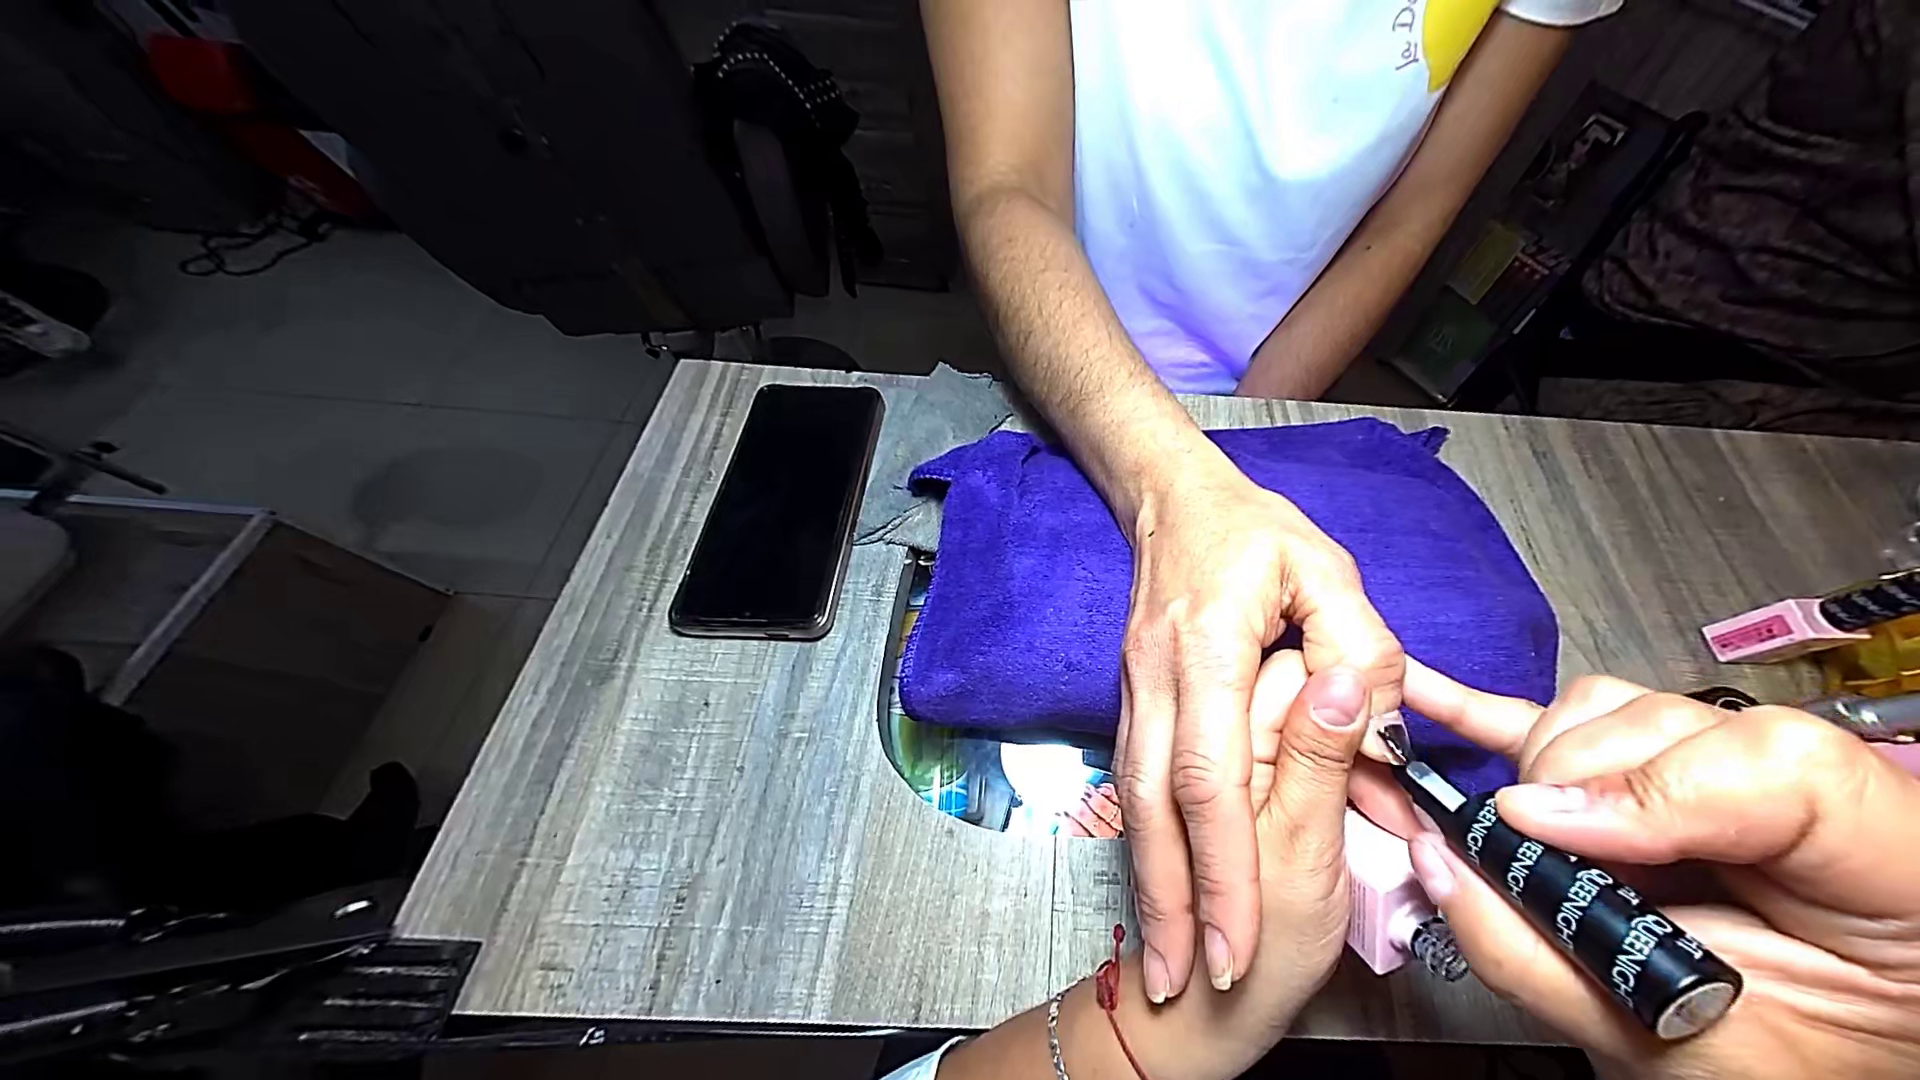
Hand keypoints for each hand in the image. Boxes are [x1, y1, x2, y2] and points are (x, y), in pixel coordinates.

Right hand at [1116, 460, 1402, 1000]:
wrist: (1173, 502)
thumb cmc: (1250, 530)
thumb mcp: (1326, 570)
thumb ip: (1357, 648)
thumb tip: (1365, 727)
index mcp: (1207, 647)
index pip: (1209, 771)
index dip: (1220, 863)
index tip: (1235, 942)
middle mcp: (1157, 675)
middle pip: (1153, 798)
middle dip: (1169, 895)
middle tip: (1181, 982)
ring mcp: (1135, 683)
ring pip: (1130, 790)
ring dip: (1145, 874)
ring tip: (1157, 950)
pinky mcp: (1132, 689)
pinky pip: (1130, 770)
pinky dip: (1140, 833)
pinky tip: (1153, 875)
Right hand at [1393, 661, 1919, 1079]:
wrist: (1752, 1050)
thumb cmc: (1745, 1059)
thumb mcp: (1658, 1041)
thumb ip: (1538, 959)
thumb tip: (1438, 857)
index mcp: (1890, 882)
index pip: (1781, 772)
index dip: (1653, 788)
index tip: (1551, 832)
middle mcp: (1812, 799)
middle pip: (1671, 724)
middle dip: (1573, 779)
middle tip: (1531, 841)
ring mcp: (1713, 765)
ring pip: (1609, 705)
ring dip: (1537, 757)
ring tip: (1523, 824)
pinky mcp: (1633, 759)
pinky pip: (1554, 713)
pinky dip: (1479, 708)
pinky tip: (1421, 690)